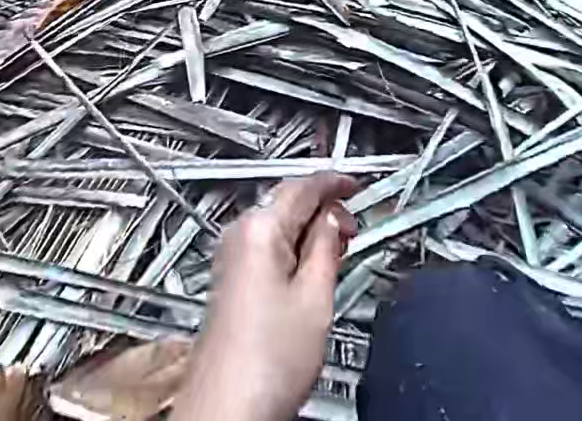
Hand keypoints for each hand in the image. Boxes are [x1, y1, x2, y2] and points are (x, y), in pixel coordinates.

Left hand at [173, 172, 359, 420]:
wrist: (225, 413)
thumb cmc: (268, 362)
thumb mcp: (316, 297)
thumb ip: (327, 246)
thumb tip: (333, 217)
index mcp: (261, 229)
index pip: (304, 187)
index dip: (334, 183)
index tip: (356, 184)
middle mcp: (240, 234)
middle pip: (289, 202)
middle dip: (323, 209)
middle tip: (353, 227)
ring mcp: (231, 256)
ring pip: (279, 224)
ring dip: (309, 230)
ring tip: (337, 252)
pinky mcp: (231, 279)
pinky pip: (267, 245)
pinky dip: (293, 247)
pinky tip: (310, 270)